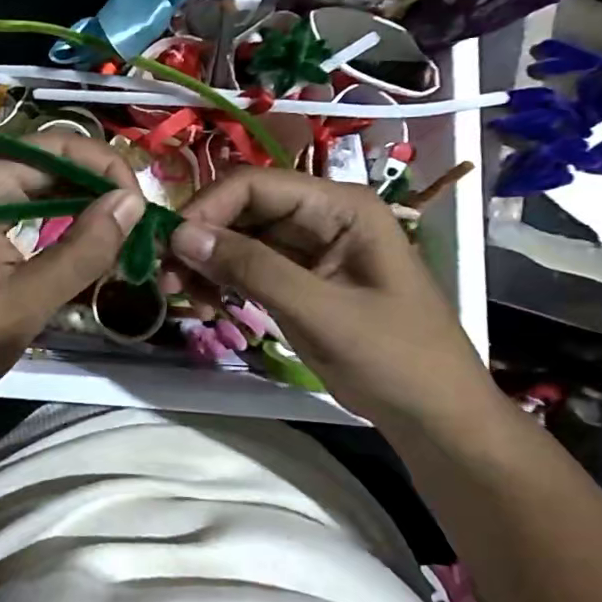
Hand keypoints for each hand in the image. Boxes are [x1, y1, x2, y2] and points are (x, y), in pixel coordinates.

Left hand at [0, 133, 144, 385]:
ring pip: (27, 181)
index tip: (138, 203)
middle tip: (134, 215)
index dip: (102, 166)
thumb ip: (84, 249)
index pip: (49, 149)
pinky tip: (77, 232)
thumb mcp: (27, 303)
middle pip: (38, 159)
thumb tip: (132, 202)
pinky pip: (9, 204)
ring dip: (72, 196)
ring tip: (116, 222)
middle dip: (91, 180)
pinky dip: (47, 214)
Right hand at [163, 168, 488, 420]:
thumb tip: (181, 235)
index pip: (258, 184)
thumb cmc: (395, 358)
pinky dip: (225, 281)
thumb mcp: (322, 312)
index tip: (171, 247)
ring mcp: (312, 248)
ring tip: (185, 297)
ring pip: (242, 238)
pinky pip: (251, 267)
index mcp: (342, 205)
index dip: (209, 208)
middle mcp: (323, 215)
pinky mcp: (302, 279)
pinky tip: (210, 305)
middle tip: (166, 279)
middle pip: (245, 208)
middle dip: (203, 238)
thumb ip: (253, 269)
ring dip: (209, 261)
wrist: (435, 417)